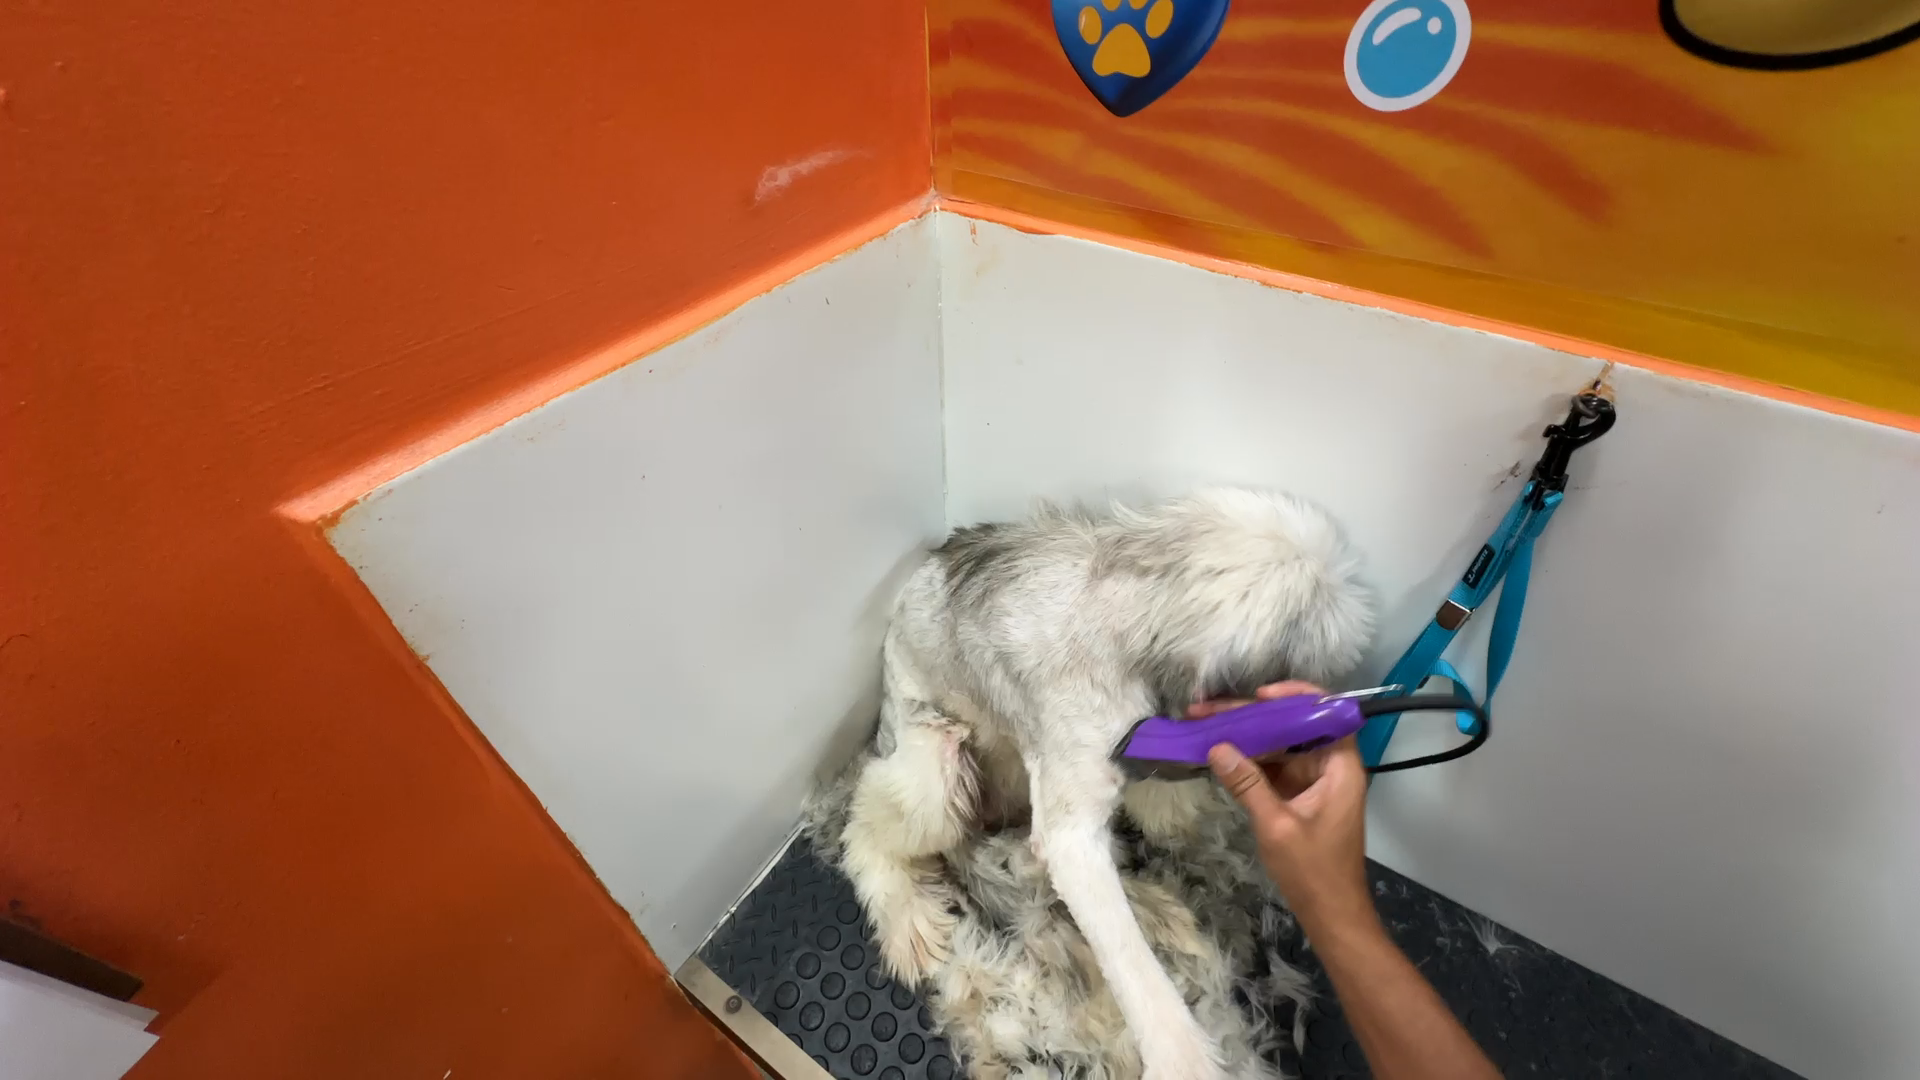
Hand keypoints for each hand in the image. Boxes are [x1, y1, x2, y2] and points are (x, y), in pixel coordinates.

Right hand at [1201, 681, 1374, 931]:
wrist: (1331, 915)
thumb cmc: (1314, 872)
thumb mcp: (1277, 826)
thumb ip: (1247, 784)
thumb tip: (1217, 746)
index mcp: (1339, 768)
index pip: (1328, 713)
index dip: (1296, 696)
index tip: (1260, 694)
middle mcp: (1328, 766)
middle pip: (1292, 724)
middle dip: (1250, 714)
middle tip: (1206, 707)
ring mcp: (1311, 778)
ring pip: (1277, 741)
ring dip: (1242, 732)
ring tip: (1202, 721)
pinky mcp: (1296, 792)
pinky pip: (1270, 762)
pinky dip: (1245, 754)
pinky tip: (1215, 747)